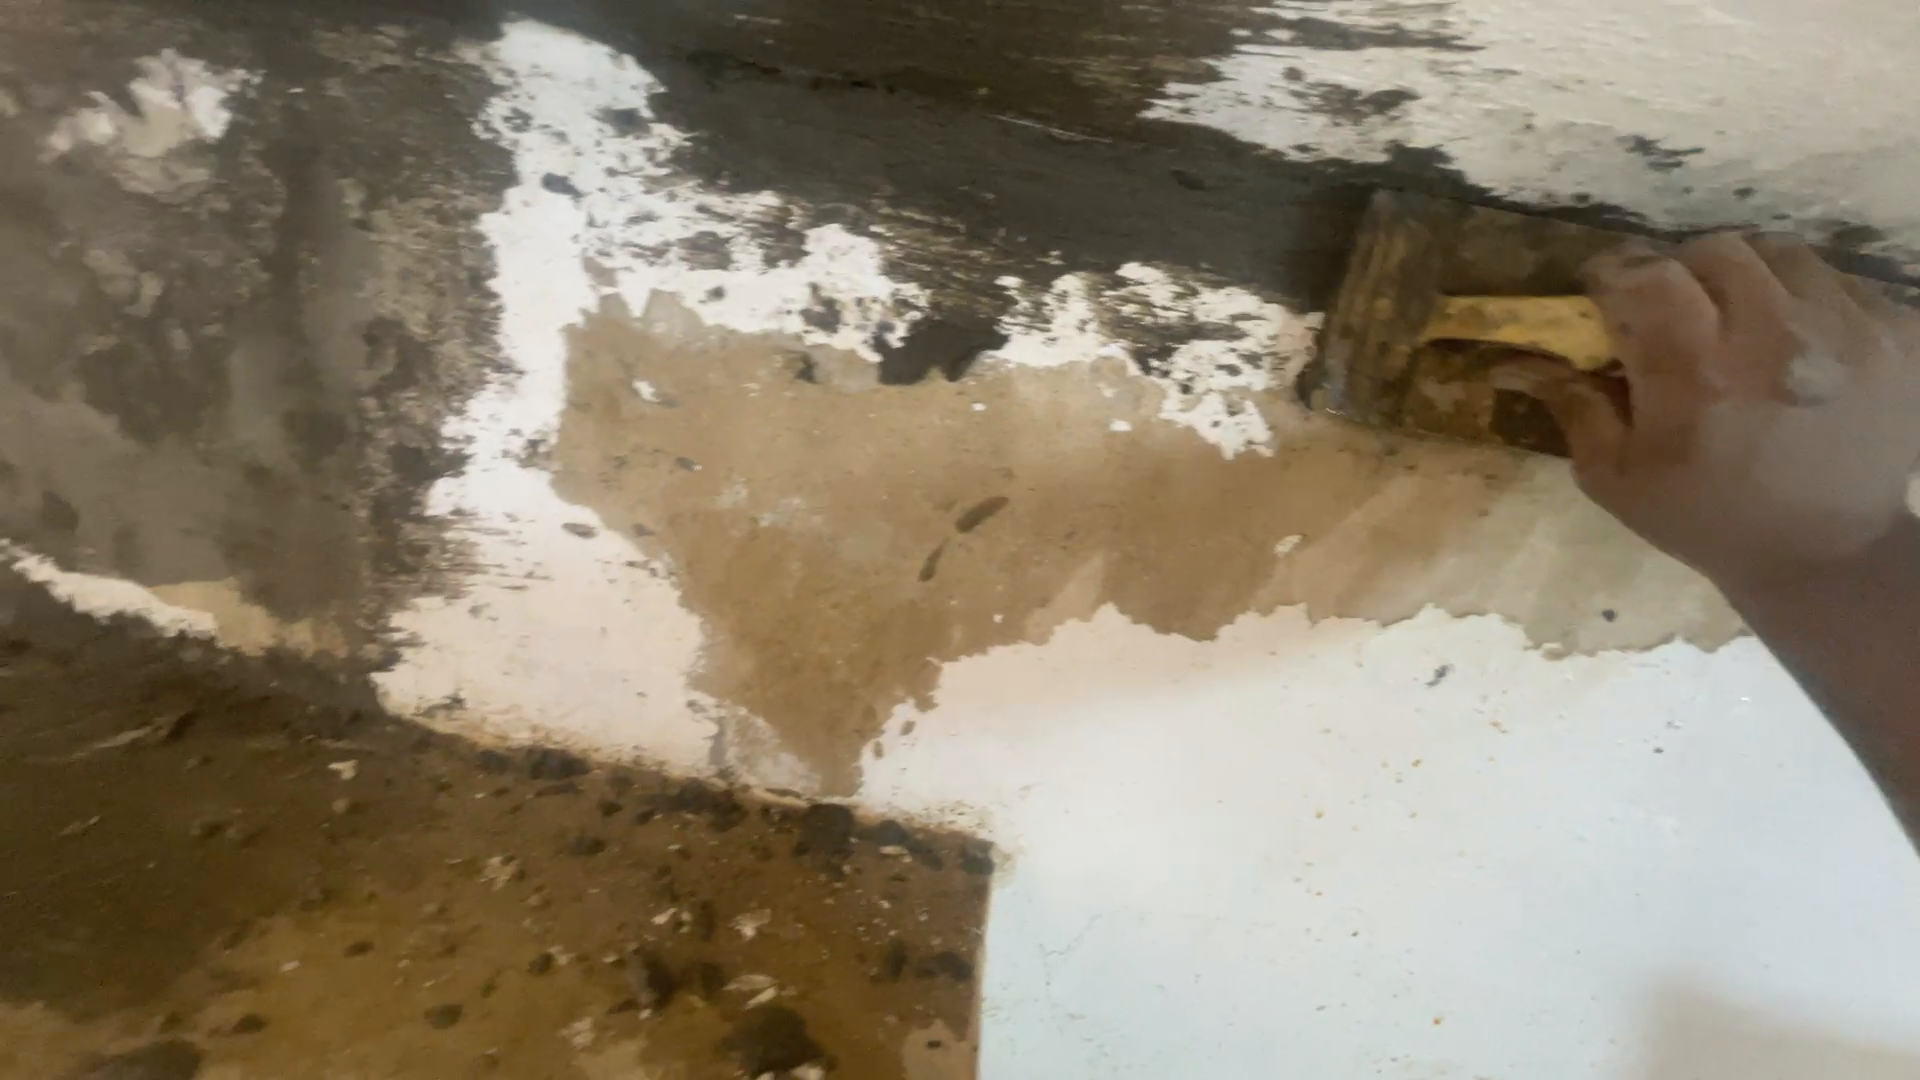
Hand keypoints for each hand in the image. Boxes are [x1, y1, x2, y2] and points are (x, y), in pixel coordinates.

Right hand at [1494, 232, 1919, 596]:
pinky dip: (1796, 295)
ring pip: (1781, 252)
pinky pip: (1838, 278)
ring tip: (1722, 316)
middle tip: (1657, 304)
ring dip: (1736, 274)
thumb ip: (1570, 404)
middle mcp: (1777, 339)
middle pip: (1715, 250)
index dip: (1613, 269)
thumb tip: (1509, 364)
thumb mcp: (1608, 472)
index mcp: (1693, 377)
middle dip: (1673, 267)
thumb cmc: (1692, 514)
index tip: (1596, 285)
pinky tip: (1781, 338)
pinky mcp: (1905, 332)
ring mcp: (1853, 330)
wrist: (1821, 548)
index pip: (1648, 277)